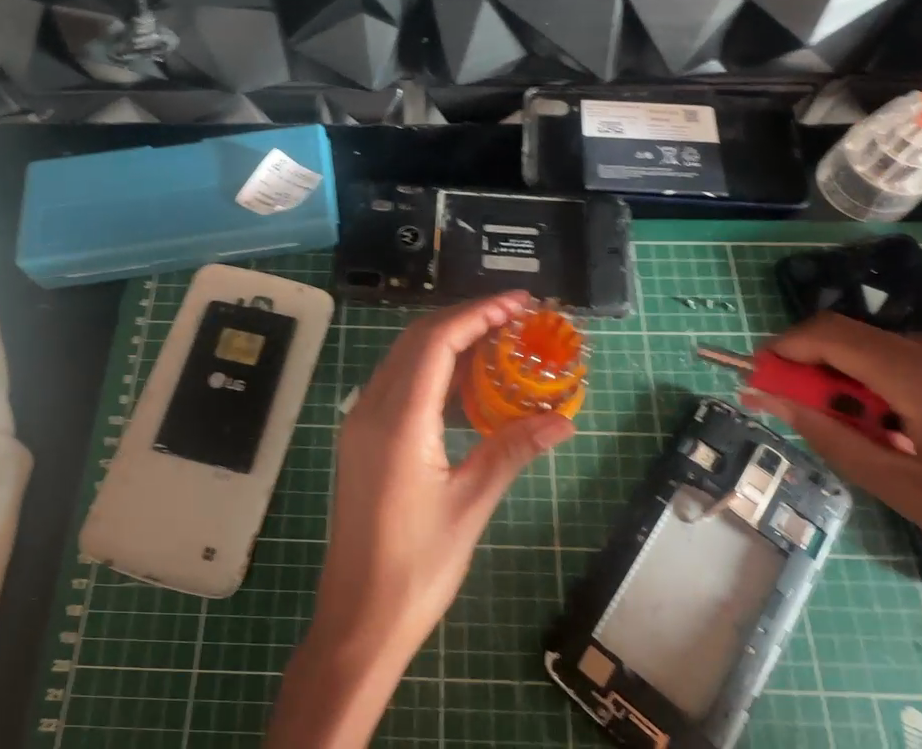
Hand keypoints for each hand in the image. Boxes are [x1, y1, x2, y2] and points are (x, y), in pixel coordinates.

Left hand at [319, 290, 574, 655]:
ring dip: (447, 343)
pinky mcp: (360, 442)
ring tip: (498, 345)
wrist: (358, 618)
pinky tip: (465, 388)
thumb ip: (511, 451)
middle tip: (517, 319)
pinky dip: (431, 372)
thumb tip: (563, 420)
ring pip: (403, 360)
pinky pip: (396, 386)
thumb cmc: (417, 568)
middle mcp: (370, 410)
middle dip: (466, 319)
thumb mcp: (471, 505)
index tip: (520, 303)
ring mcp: (359, 425)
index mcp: (398, 421)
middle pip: (417, 340)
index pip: (437, 341)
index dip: (478, 313)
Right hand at [743, 314, 921, 621]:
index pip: (834, 334)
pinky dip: (903, 388)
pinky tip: (921, 436)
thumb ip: (830, 433)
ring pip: (894, 353)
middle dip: (826, 376)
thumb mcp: (905, 489)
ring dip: (866, 386)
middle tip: (814, 423)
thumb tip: (771, 397)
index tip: (757, 375)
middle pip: (863, 343)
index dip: (786, 348)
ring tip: (883, 444)